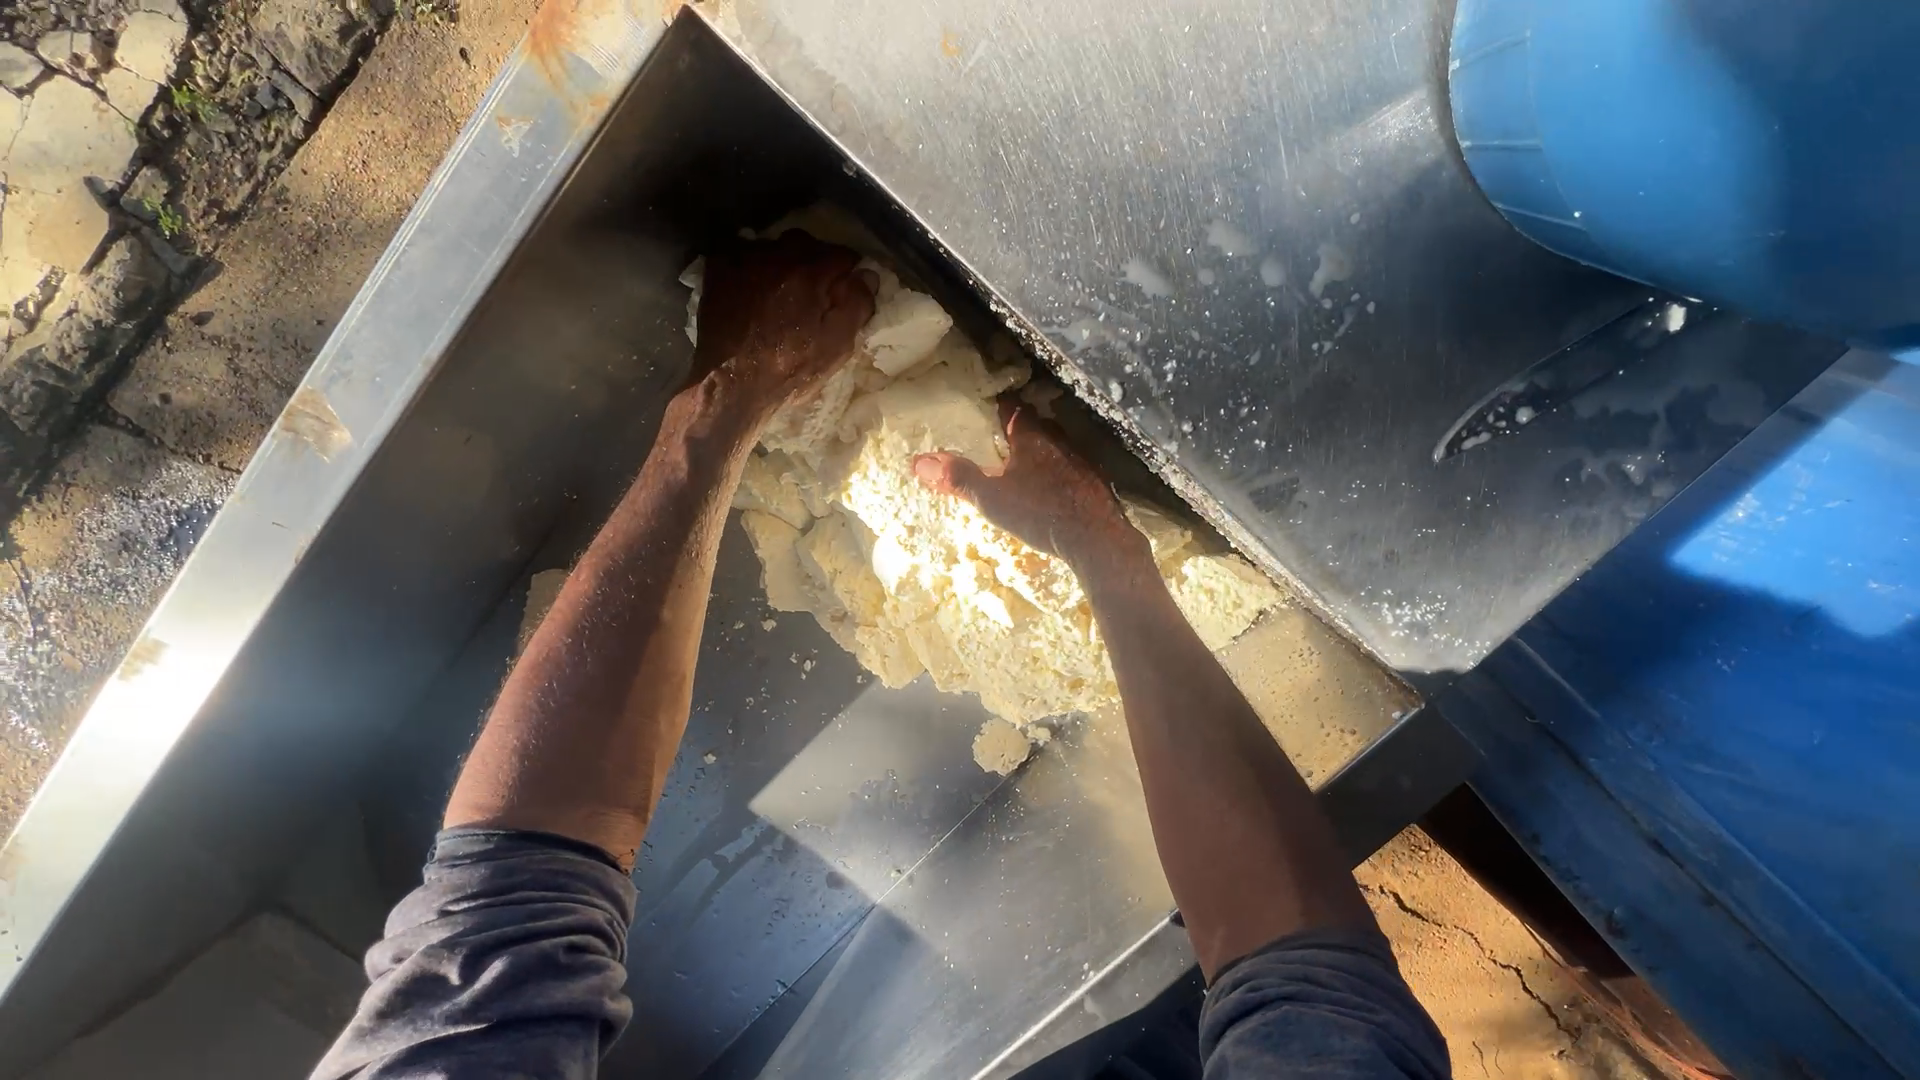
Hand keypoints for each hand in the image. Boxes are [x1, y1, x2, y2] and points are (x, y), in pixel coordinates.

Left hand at [689, 231, 877, 427]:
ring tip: (783, 295)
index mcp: (810, 272)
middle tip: (815, 298)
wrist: (730, 384)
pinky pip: (744, 251)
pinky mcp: (719, 268)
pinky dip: (754, 264)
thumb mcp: (836, 346)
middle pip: (809, 245)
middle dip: (817, 266)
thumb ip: (856, 304)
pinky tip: (754, 288)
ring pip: (776, 247)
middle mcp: (777, 255)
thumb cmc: (788, 370)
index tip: (845, 295)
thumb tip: (867, 274)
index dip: (849, 276)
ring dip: (785, 264)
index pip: (843, 255)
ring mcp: (744, 258)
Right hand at [914, 399, 1150, 570]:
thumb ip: (958, 479)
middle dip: (1022, 429)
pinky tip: (1055, 490)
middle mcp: (1059, 441)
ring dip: (1043, 452)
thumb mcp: (991, 498)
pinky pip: (1073, 470)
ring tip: (1027, 463)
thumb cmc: (1039, 512)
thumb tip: (918, 462)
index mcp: (1031, 437)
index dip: (1001, 406)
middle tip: (1005, 437)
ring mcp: (1081, 461)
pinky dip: (1061, 474)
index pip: (1013, 409)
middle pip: (1038, 425)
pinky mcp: (1096, 484)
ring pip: (1058, 447)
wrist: (1096, 539)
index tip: (992, 405)